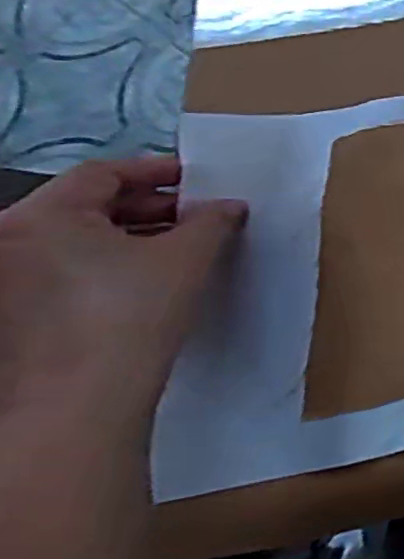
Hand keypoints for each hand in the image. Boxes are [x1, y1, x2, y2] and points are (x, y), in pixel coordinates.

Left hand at [0, 157, 244, 429]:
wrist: (85, 388)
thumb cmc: (136, 307)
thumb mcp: (191, 253)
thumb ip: (214, 219)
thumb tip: (225, 207)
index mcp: (39, 216)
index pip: (102, 173)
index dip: (156, 170)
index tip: (198, 178)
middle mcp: (5, 238)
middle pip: (83, 203)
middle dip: (146, 205)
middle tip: (197, 214)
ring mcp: (4, 274)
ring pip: (72, 235)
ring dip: (128, 232)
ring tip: (178, 245)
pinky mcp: (12, 305)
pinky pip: (60, 262)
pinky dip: (104, 258)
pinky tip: (144, 273)